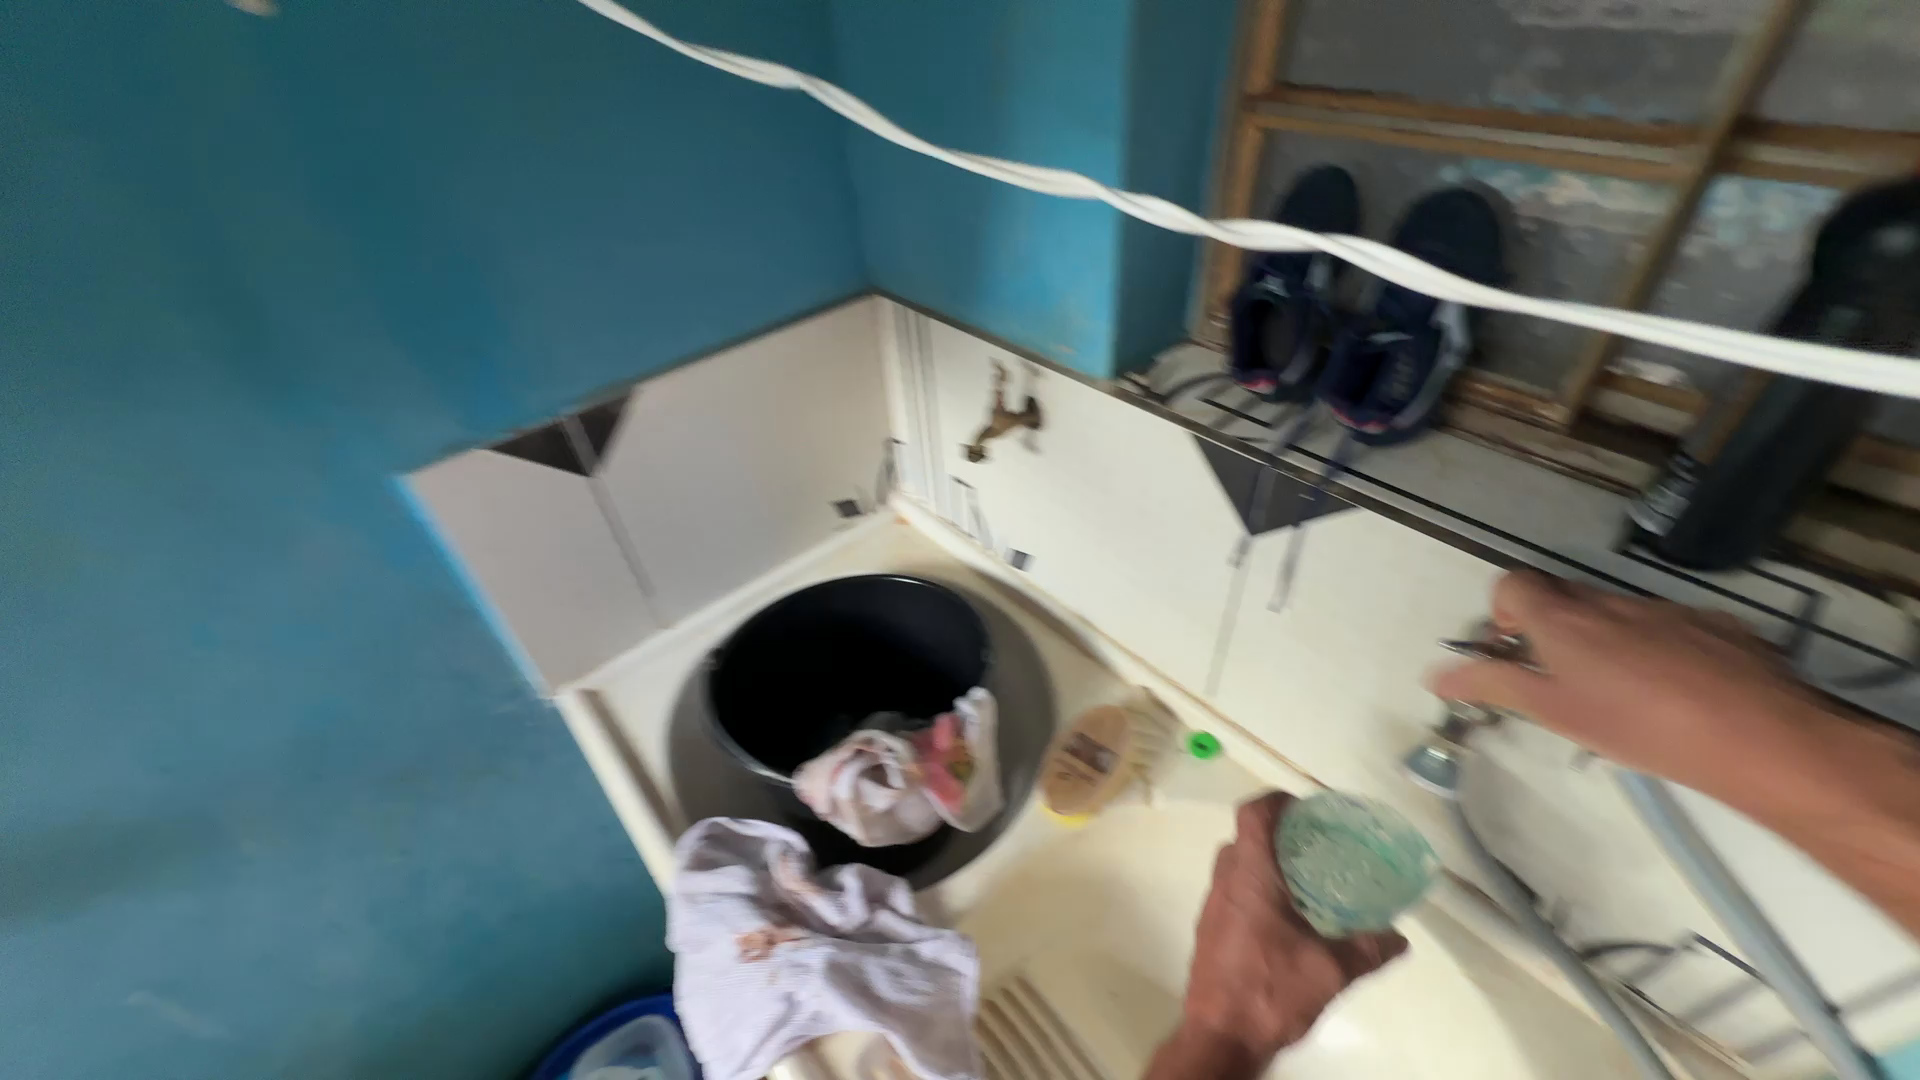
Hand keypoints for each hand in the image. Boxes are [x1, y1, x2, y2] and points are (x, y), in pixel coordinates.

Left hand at [1151, 793, 1407, 1077]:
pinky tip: (1286, 916)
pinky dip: (1256, 887)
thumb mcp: (1330, 970)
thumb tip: (1399, 937)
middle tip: (1315, 845)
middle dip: (1277, 833)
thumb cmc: (1270, 989)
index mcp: (1249, 874)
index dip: (1275, 800)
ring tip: (1306, 880)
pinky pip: (1233, 889)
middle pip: (1245, 836)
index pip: (1252, 814)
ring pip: (1236, 863)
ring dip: (1266, 861)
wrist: (1219, 1032)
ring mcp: (1213, 903)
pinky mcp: (1211, 926)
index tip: (1304, 806)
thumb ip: (1366, 949)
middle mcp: (1225, 879)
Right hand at [1426, 570, 1830, 798]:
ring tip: (1628, 689)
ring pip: (1618, 612)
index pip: (1514, 583)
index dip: (1505, 608)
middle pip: (1564, 595)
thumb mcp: (1551, 711)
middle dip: (1553, 625)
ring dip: (1608, 638)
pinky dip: (1661, 646)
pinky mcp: (1721, 625)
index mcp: (1562, 619)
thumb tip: (1434, 675)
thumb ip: (1491, 685)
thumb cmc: (1636, 725)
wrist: (1761, 737)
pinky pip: (1671, 625)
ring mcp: (1669, 610)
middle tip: (1563, 674)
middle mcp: (1609, 602)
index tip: (1515, 646)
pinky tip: (1682, 689)